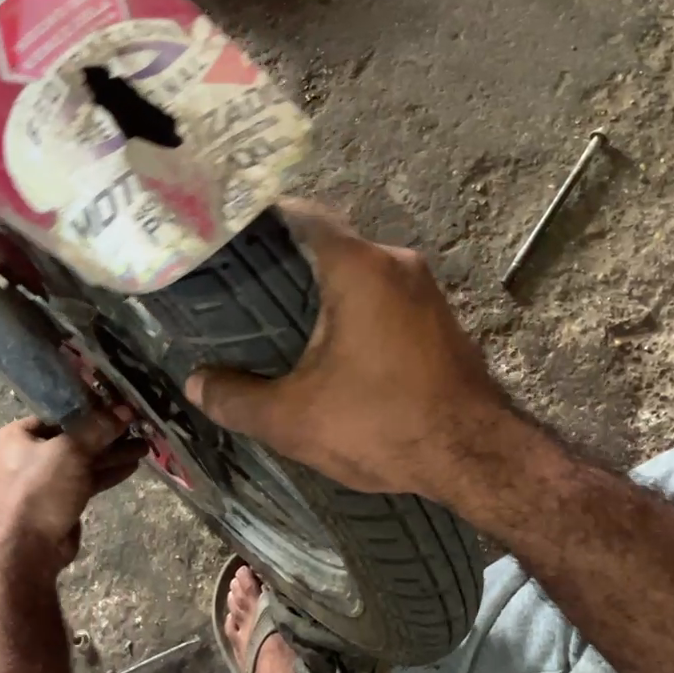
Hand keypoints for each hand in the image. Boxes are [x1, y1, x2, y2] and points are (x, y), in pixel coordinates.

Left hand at [0, 413, 144, 570]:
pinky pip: (87, 478)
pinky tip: (132, 465)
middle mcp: (29, 453)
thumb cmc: (41, 490)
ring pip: (84, 459)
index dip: (91, 407)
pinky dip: (107, 471)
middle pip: (75, 436)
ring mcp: (45, 478)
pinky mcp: (61, 498)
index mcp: (19, 435)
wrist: (29, 549)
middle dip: (108, 433)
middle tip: (139, 426)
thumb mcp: (70, 451)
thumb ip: (98, 427)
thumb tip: (126, 408)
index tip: (120, 404)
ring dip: (113, 453)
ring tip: (145, 446)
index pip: (59, 412)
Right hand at [184, 200, 514, 503]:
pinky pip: (386, 300)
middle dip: (285, 269)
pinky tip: (333, 351)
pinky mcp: (441, 320)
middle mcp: (397, 262)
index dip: (258, 224)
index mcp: (358, 267)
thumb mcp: (292, 420)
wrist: (476, 457)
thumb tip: (196, 384)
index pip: (300, 215)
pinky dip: (355, 314)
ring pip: (360, 276)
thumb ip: (236, 398)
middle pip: (329, 246)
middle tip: (241, 297)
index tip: (225, 245)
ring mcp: (427, 291)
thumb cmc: (382, 425)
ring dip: (324, 296)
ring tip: (280, 327)